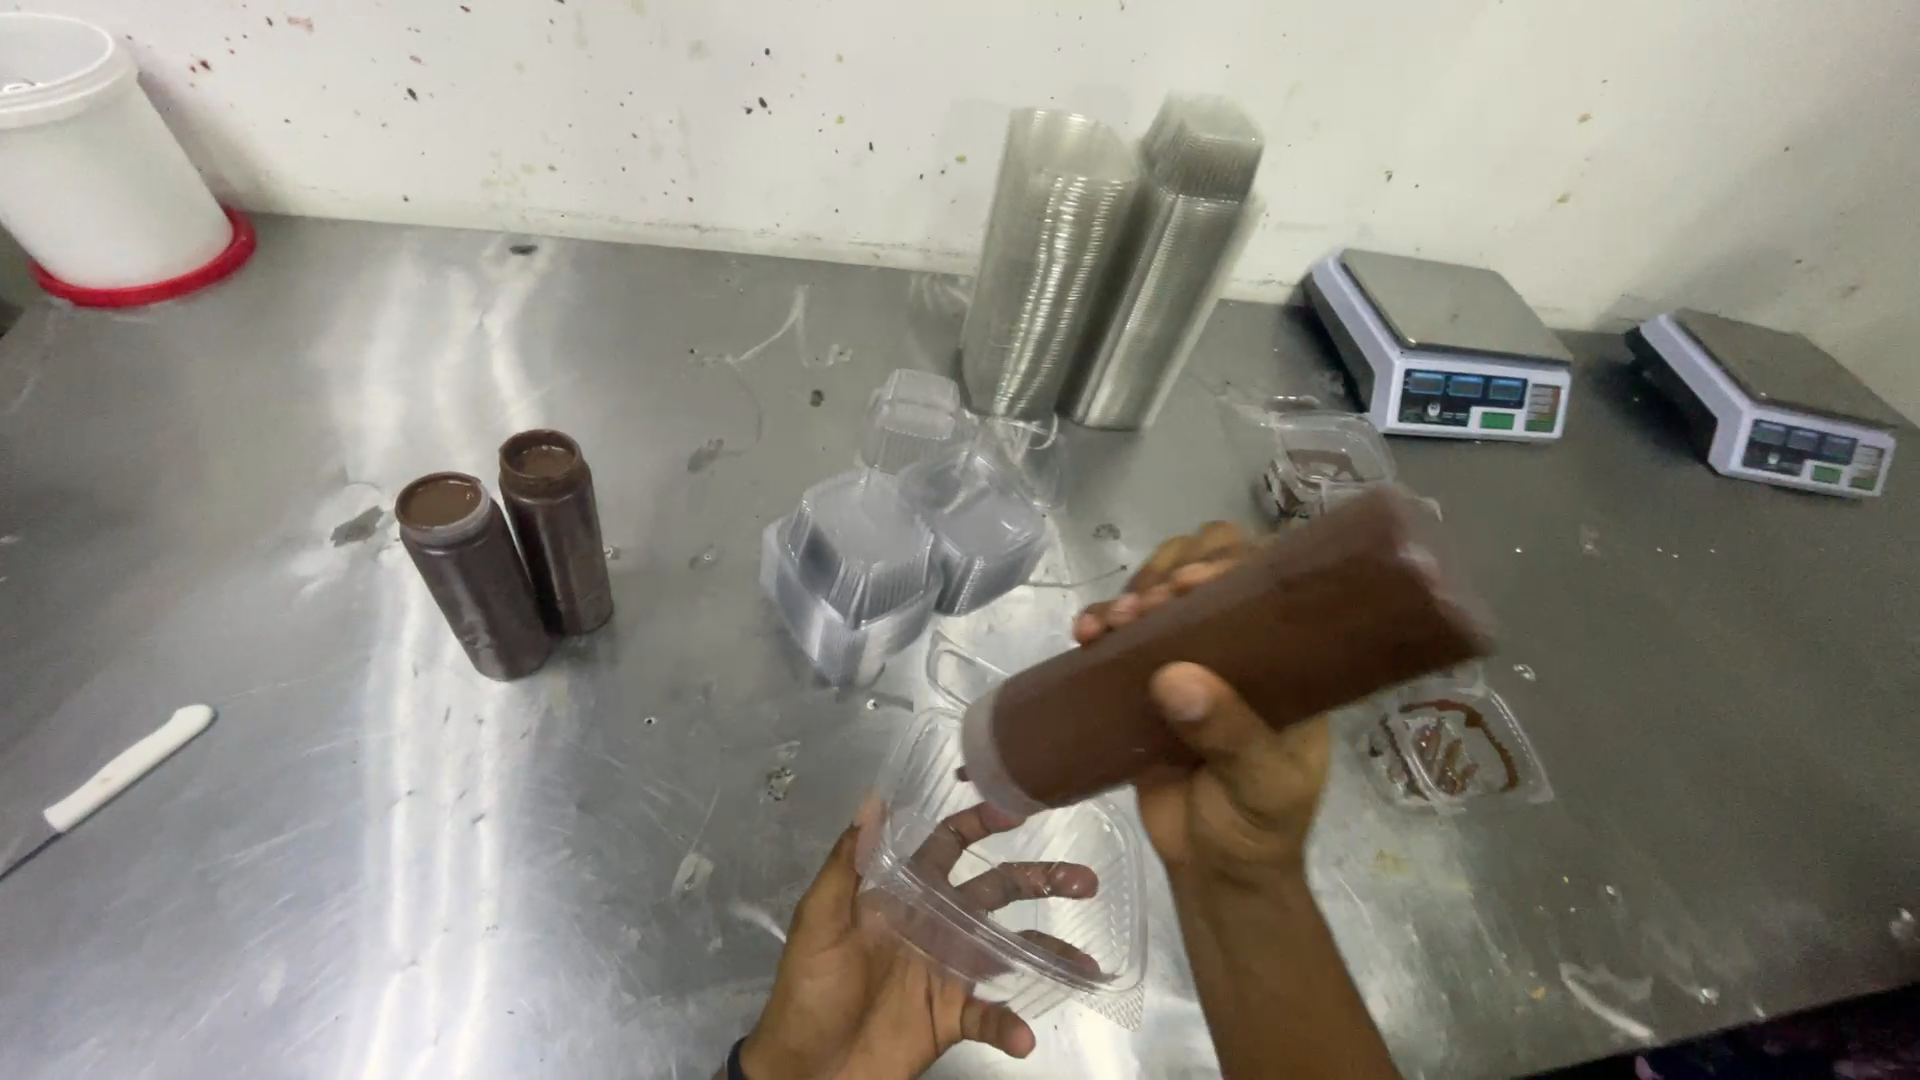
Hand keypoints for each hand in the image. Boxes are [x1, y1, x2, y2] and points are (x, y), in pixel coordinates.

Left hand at [739, 800, 1098, 1079]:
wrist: (805, 1067)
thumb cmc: (810, 985)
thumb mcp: (819, 918)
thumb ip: (847, 862)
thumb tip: (873, 799)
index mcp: (907, 893)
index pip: (949, 844)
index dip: (980, 823)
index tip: (1017, 810)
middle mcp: (938, 922)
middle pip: (997, 890)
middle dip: (1039, 879)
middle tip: (1084, 879)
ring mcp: (950, 969)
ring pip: (1010, 952)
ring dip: (1049, 954)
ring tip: (1088, 964)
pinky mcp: (953, 1017)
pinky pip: (990, 1017)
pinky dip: (1009, 1025)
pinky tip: (1023, 1035)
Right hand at [1072, 522, 1328, 885]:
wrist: (1212, 871)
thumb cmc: (1257, 827)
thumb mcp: (1262, 786)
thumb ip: (1230, 736)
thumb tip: (1174, 677)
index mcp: (1284, 658)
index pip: (1265, 580)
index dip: (1227, 564)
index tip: (1186, 585)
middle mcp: (1235, 645)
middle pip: (1205, 564)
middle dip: (1170, 571)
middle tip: (1147, 604)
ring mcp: (1186, 657)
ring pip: (1157, 589)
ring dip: (1130, 592)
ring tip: (1110, 622)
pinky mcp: (1142, 678)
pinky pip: (1119, 633)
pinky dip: (1099, 622)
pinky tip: (1084, 634)